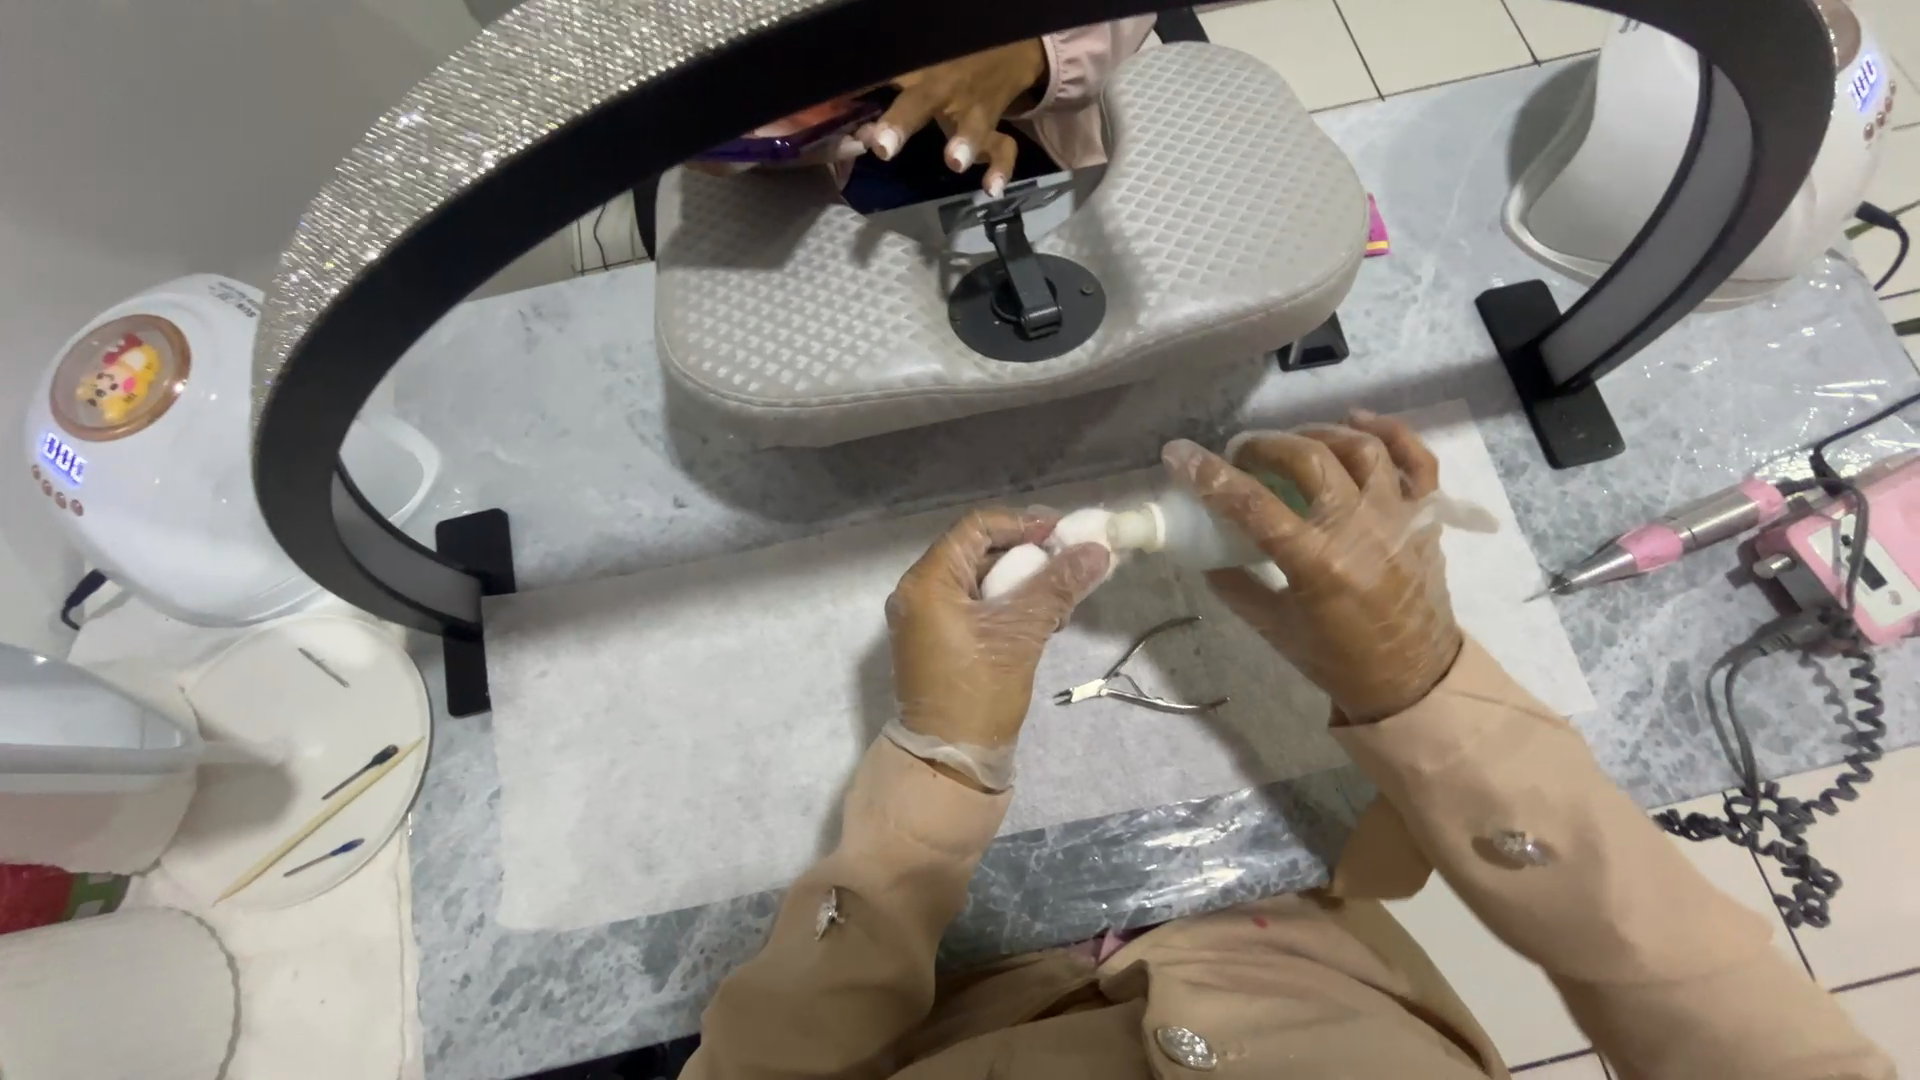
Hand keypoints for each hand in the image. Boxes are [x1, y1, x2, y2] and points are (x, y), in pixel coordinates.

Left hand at [860, 40, 1046, 196]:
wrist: (1004, 48)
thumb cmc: (947, 63)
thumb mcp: (915, 70)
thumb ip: (883, 97)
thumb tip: (856, 134)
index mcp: (916, 73)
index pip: (886, 81)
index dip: (865, 98)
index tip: (848, 125)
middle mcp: (943, 89)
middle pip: (922, 101)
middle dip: (903, 122)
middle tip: (883, 148)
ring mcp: (973, 110)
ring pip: (973, 122)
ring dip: (965, 140)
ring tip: (955, 162)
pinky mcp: (995, 128)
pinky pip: (1003, 148)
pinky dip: (1001, 168)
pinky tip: (992, 189)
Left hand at [887, 508, 1109, 772]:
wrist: (949, 761)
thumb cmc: (979, 691)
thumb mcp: (1022, 633)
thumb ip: (1057, 585)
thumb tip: (1097, 550)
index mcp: (928, 581)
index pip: (976, 527)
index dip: (1022, 524)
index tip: (1062, 536)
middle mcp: (918, 592)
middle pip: (976, 551)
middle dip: (1025, 553)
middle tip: (1067, 561)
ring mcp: (924, 617)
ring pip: (977, 580)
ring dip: (1019, 580)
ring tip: (1061, 591)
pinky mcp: (936, 639)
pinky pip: (972, 605)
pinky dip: (1004, 603)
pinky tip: (1041, 615)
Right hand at [1162, 410, 1462, 722]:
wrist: (1415, 681)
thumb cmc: (1337, 660)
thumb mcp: (1272, 627)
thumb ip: (1234, 584)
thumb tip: (1203, 550)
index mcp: (1317, 564)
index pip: (1252, 504)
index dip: (1209, 474)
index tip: (1178, 454)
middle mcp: (1362, 530)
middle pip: (1308, 460)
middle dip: (1264, 446)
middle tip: (1240, 455)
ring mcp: (1400, 518)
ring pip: (1360, 449)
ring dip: (1316, 435)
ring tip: (1289, 443)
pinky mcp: (1425, 517)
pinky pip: (1417, 459)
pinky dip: (1389, 431)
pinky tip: (1356, 421)